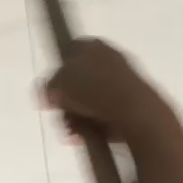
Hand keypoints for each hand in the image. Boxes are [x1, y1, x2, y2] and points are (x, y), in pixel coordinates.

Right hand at [41, 40, 182, 150]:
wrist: (135, 113)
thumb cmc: (94, 92)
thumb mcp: (58, 84)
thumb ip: (48, 85)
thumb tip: (47, 92)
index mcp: (93, 46)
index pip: (69, 51)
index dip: (56, 71)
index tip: (49, 90)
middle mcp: (110, 59)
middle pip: (79, 79)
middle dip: (66, 100)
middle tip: (59, 112)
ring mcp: (123, 82)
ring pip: (90, 100)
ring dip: (76, 117)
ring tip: (70, 130)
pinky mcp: (132, 104)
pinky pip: (104, 115)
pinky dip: (93, 125)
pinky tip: (84, 135)